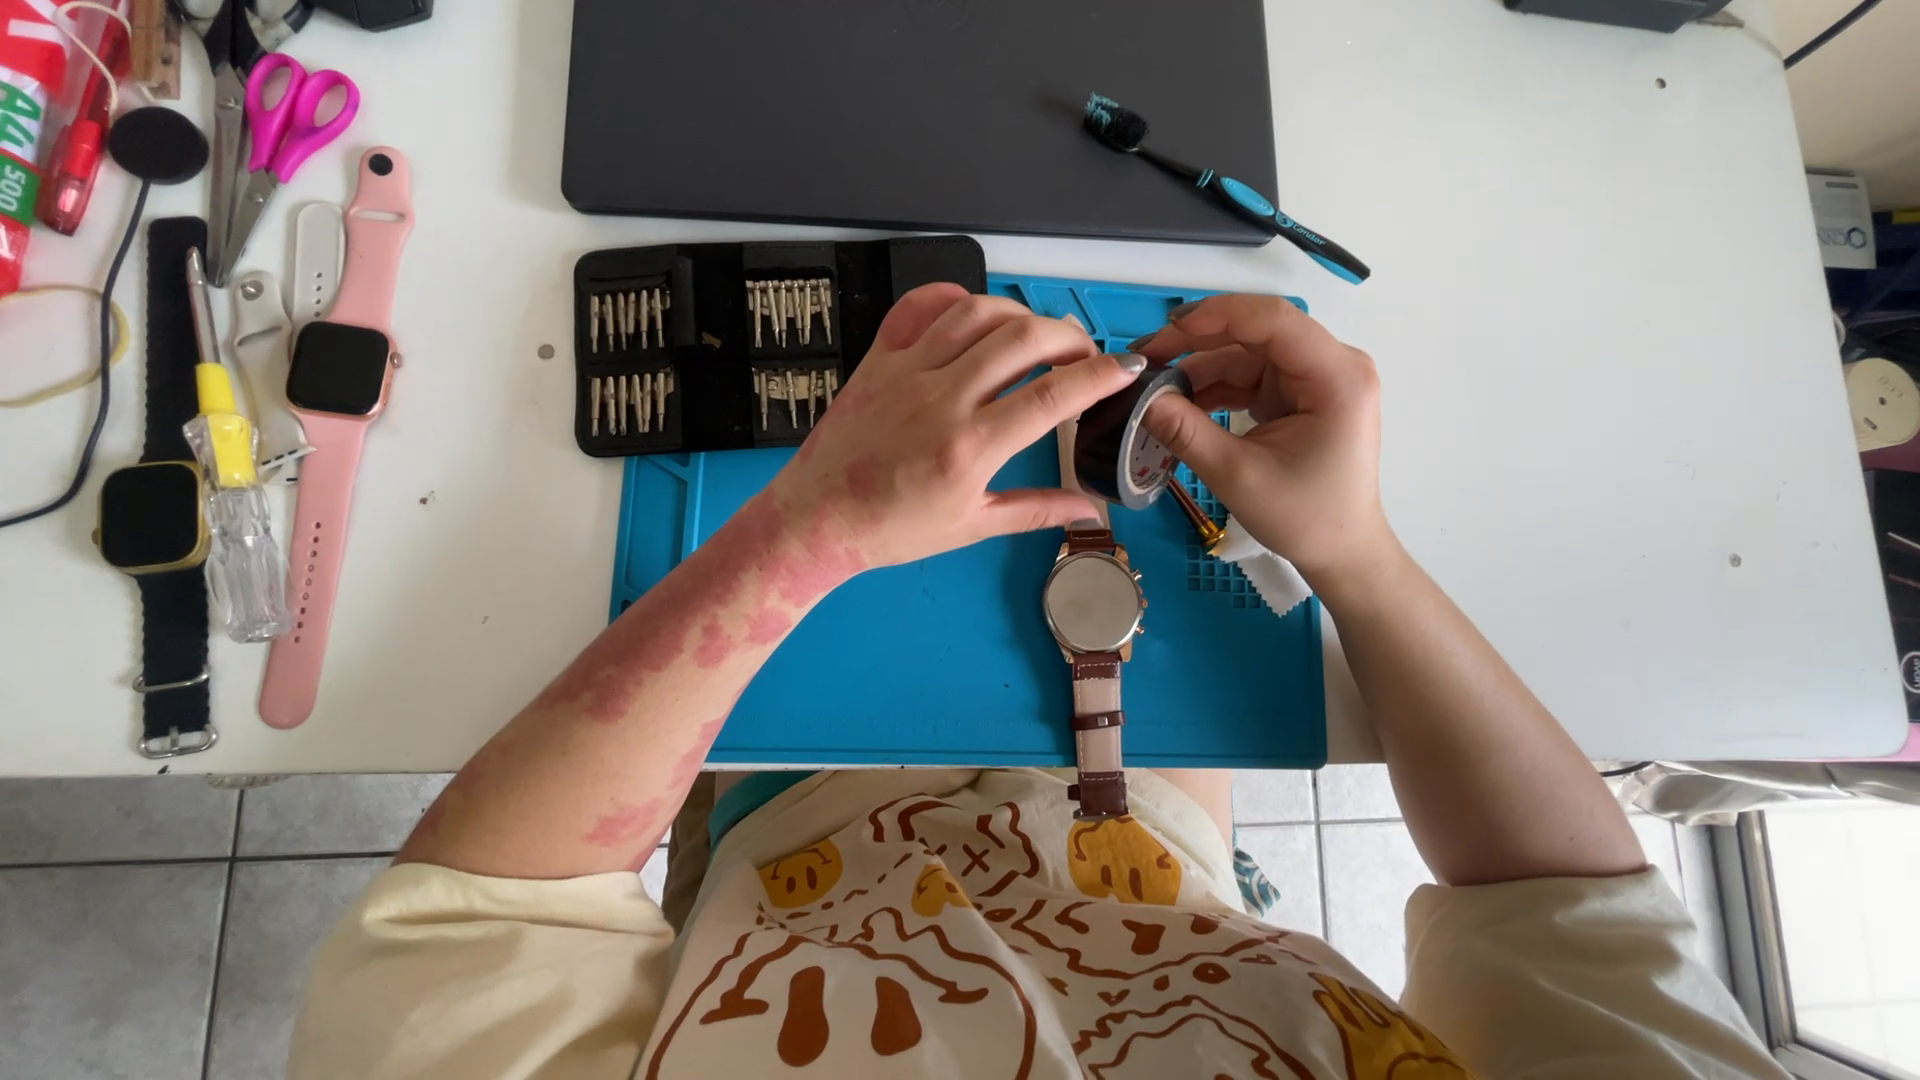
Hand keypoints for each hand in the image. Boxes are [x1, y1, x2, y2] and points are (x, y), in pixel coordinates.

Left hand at [768, 284, 1146, 570]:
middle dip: (1069, 336)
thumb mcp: (971, 527)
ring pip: (976, 312)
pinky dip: (954, 296)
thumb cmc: (892, 530)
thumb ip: (1036, 510)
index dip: (1099, 376)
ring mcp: (907, 371)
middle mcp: (942, 399)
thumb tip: (1092, 510)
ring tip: (1036, 335)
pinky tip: (975, 313)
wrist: (817, 518)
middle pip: (1022, 339)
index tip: (1125, 368)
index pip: (1052, 397)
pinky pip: (920, 306)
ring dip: (1019, 314)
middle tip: (1083, 354)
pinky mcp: (879, 358)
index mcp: (970, 447)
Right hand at [1137, 294, 1396, 583]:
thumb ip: (1186, 432)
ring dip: (1199, 369)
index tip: (1164, 333)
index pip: (1273, 321)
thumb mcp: (1237, 476)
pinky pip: (1248, 378)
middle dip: (1197, 343)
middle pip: (1256, 333)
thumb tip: (1138, 399)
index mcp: (1335, 376)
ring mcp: (1314, 379)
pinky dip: (1212, 389)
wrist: (1340, 551)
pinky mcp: (1298, 396)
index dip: (1215, 317)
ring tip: (1151, 387)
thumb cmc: (1303, 517)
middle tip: (1145, 360)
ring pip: (1246, 355)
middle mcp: (1331, 365)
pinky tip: (1178, 403)